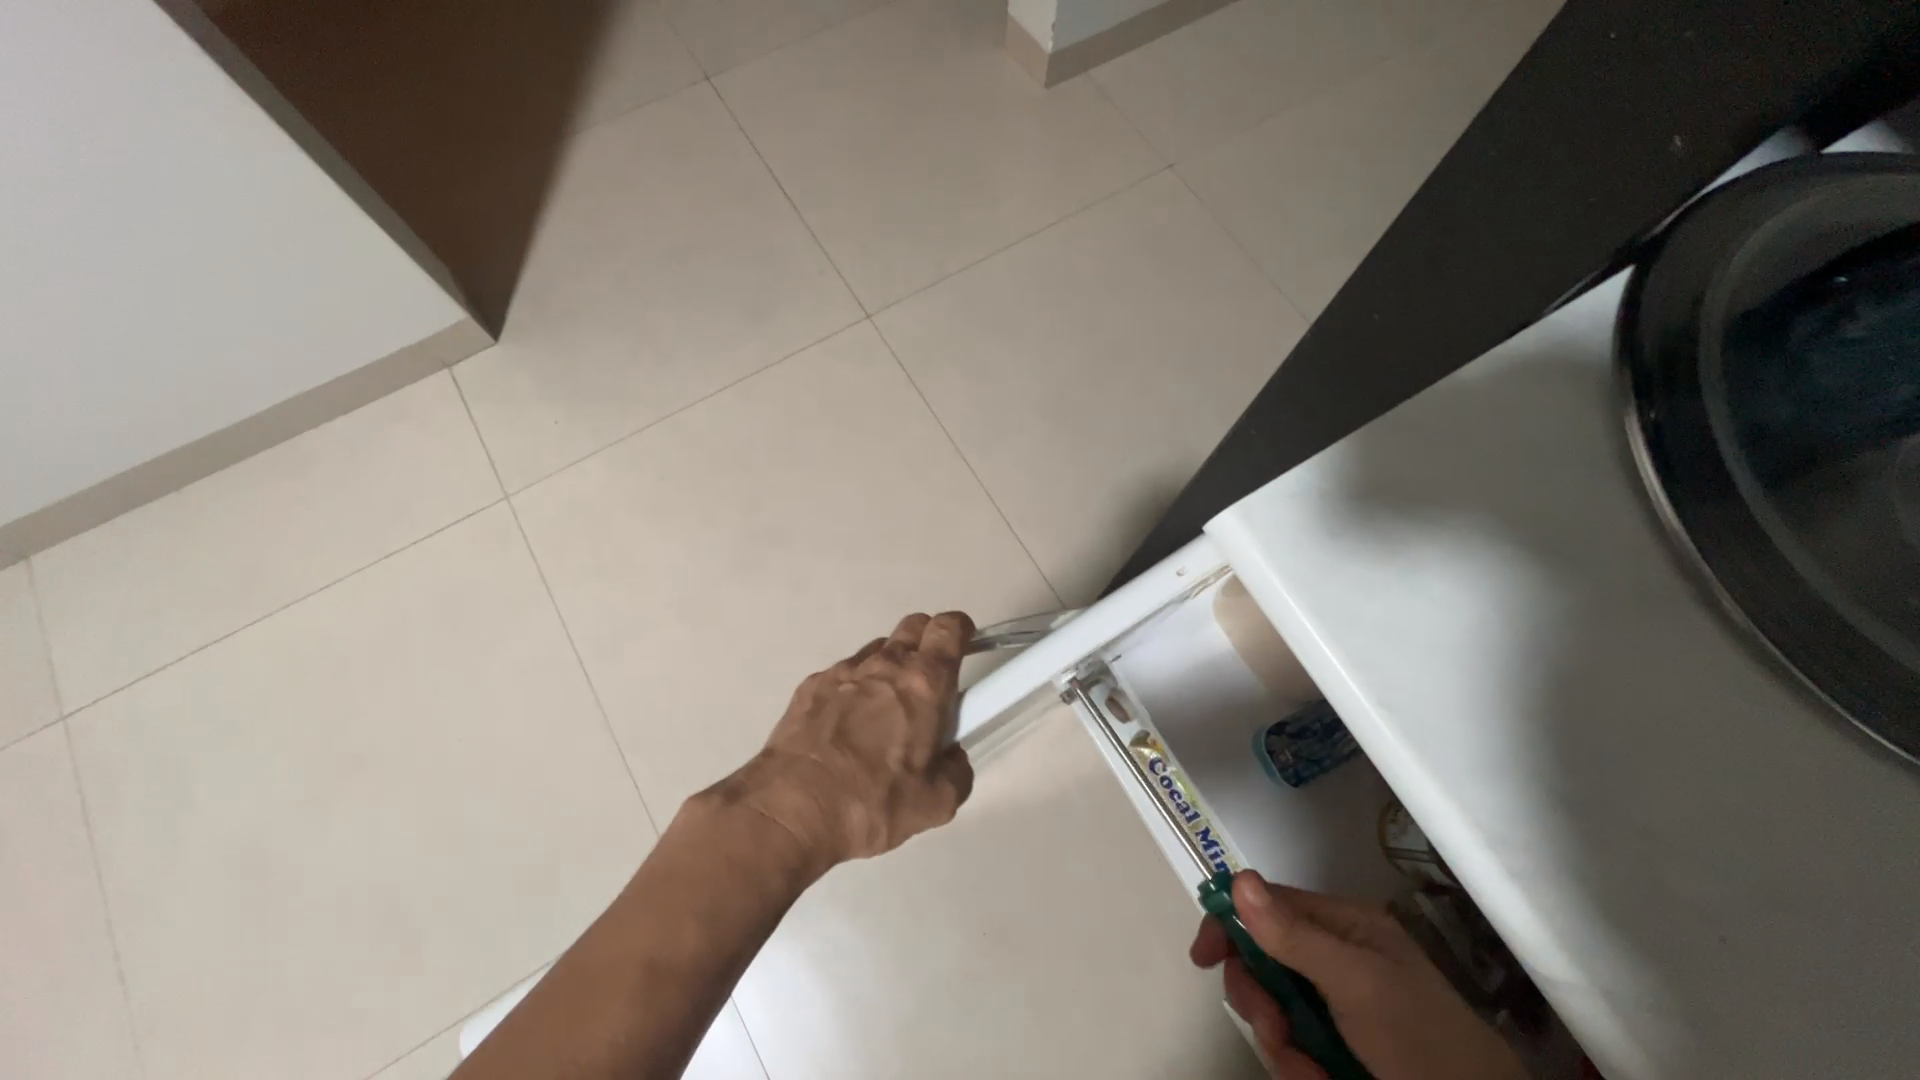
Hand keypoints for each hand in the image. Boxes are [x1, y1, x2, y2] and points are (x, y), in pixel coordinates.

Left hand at [723, 612, 976, 873]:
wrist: (790, 810)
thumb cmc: (873, 804)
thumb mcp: (936, 803)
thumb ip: (956, 771)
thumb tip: (950, 757)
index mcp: (924, 684)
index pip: (949, 627)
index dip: (961, 632)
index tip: (964, 650)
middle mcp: (884, 665)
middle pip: (913, 626)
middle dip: (927, 643)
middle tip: (929, 684)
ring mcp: (841, 673)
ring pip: (877, 652)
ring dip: (889, 669)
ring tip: (885, 714)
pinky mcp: (809, 687)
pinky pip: (842, 676)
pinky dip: (853, 690)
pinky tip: (846, 729)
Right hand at [1190, 871, 1528, 1079]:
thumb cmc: (1420, 1039)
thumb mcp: (1356, 982)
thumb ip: (1294, 935)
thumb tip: (1237, 878)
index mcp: (1343, 927)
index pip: (1266, 906)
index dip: (1229, 925)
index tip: (1203, 959)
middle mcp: (1333, 960)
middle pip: (1260, 962)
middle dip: (1260, 1001)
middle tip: (1277, 1032)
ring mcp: (1333, 1009)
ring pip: (1271, 1013)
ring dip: (1282, 1048)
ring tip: (1314, 1076)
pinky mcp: (1334, 1052)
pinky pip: (1290, 1053)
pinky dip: (1298, 1073)